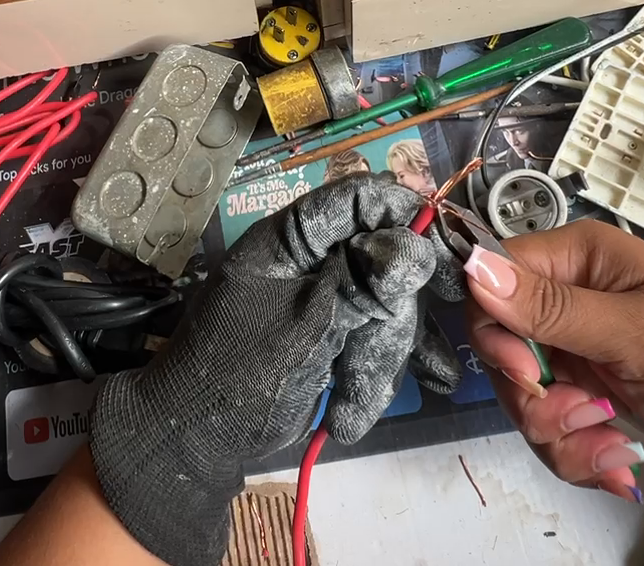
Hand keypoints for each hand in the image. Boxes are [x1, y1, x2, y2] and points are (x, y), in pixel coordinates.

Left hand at [91, 175, 462, 565]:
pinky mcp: (332, 335)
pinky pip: (369, 343)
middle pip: (380, 262)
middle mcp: (311, 258)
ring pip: (382, 310)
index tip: (447, 249)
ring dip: (377, 361)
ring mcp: (323, 298)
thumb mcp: (304, 325)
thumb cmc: (237, 371)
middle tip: (424, 355)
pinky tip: (357, 412)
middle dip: (392, 318)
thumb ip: (360, 283)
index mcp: (291, 238)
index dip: (404, 215)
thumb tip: (415, 244)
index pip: (356, 201)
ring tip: (354, 405)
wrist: (196, 442)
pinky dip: (371, 379)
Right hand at [462, 219, 643, 497]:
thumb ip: (552, 307)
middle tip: (576, 417)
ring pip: (520, 388)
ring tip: (607, 441)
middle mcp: (569, 293)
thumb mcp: (635, 334)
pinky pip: (547, 419)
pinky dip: (573, 447)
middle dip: (531, 394)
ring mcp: (575, 343)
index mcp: (579, 257)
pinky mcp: (584, 387)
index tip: (526, 373)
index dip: (496, 327)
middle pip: (500, 339)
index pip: (496, 276)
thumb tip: (472, 266)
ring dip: (556, 428)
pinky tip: (614, 456)